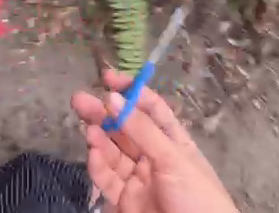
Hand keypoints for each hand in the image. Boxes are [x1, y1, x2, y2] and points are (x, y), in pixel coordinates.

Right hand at [70, 70, 241, 212]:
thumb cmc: (198, 199)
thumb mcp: (173, 159)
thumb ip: (142, 129)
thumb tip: (111, 96)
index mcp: (173, 142)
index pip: (150, 109)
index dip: (130, 92)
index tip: (107, 78)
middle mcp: (154, 157)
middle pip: (125, 129)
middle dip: (103, 113)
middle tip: (79, 100)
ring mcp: (139, 180)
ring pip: (112, 152)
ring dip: (98, 137)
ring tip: (88, 128)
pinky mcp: (126, 202)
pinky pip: (108, 180)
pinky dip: (98, 166)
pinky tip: (93, 155)